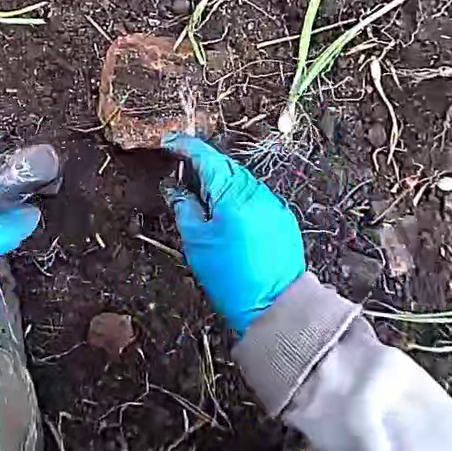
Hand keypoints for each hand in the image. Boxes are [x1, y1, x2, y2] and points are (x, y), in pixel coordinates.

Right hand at [161, 134, 305, 334]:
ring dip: (220, 181)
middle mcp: (256, 192)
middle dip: (202, 164)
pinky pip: (254, 195)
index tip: (170, 143)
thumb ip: (185, 208)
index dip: (185, 147)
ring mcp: (272, 203)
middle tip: (181, 170)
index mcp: (233, 193)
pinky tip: (226, 210)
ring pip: (240, 179)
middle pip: (224, 166)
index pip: (206, 158)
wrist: (276, 307)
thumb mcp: (197, 242)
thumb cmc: (232, 278)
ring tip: (202, 195)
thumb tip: (177, 190)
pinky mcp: (281, 216)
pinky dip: (237, 195)